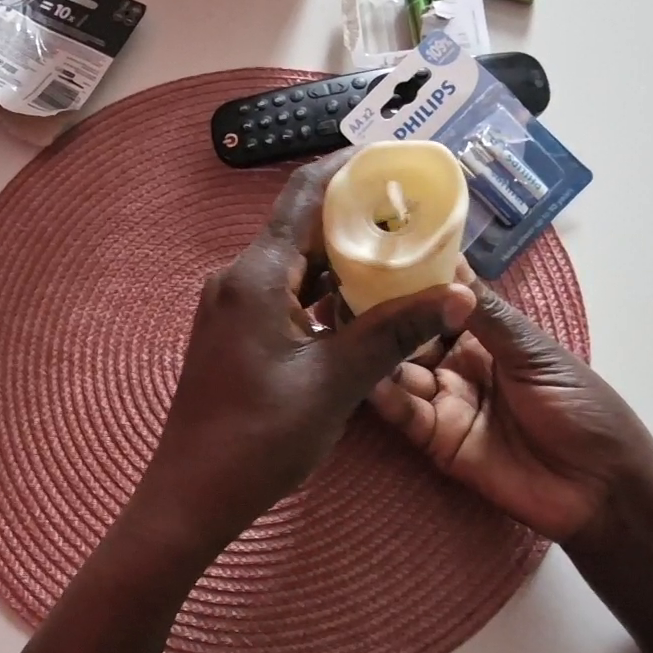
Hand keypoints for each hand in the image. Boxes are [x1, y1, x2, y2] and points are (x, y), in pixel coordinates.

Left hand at [135, 149, 476, 551]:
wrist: (193, 493)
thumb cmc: (258, 439)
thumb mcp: (335, 382)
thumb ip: (394, 332)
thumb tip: (459, 296)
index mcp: (255, 276)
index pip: (305, 195)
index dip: (350, 168)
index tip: (397, 159)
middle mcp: (237, 279)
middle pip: (302, 229)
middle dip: (359, 220)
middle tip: (417, 218)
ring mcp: (231, 308)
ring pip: (296, 266)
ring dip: (344, 263)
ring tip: (402, 260)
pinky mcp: (235, 334)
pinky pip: (284, 297)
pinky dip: (322, 296)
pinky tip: (361, 309)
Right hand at [367, 281, 652, 539]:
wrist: (599, 489)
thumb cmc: (581, 408)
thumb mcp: (534, 353)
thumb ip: (486, 314)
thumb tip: (446, 262)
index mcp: (486, 335)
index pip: (439, 300)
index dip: (410, 280)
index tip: (374, 252)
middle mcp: (457, 364)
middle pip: (410, 335)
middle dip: (382, 315)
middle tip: (339, 292)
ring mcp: (443, 401)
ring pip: (398, 372)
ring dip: (376, 353)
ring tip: (344, 330)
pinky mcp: (434, 439)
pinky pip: (403, 413)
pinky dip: (384, 396)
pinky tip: (363, 376)